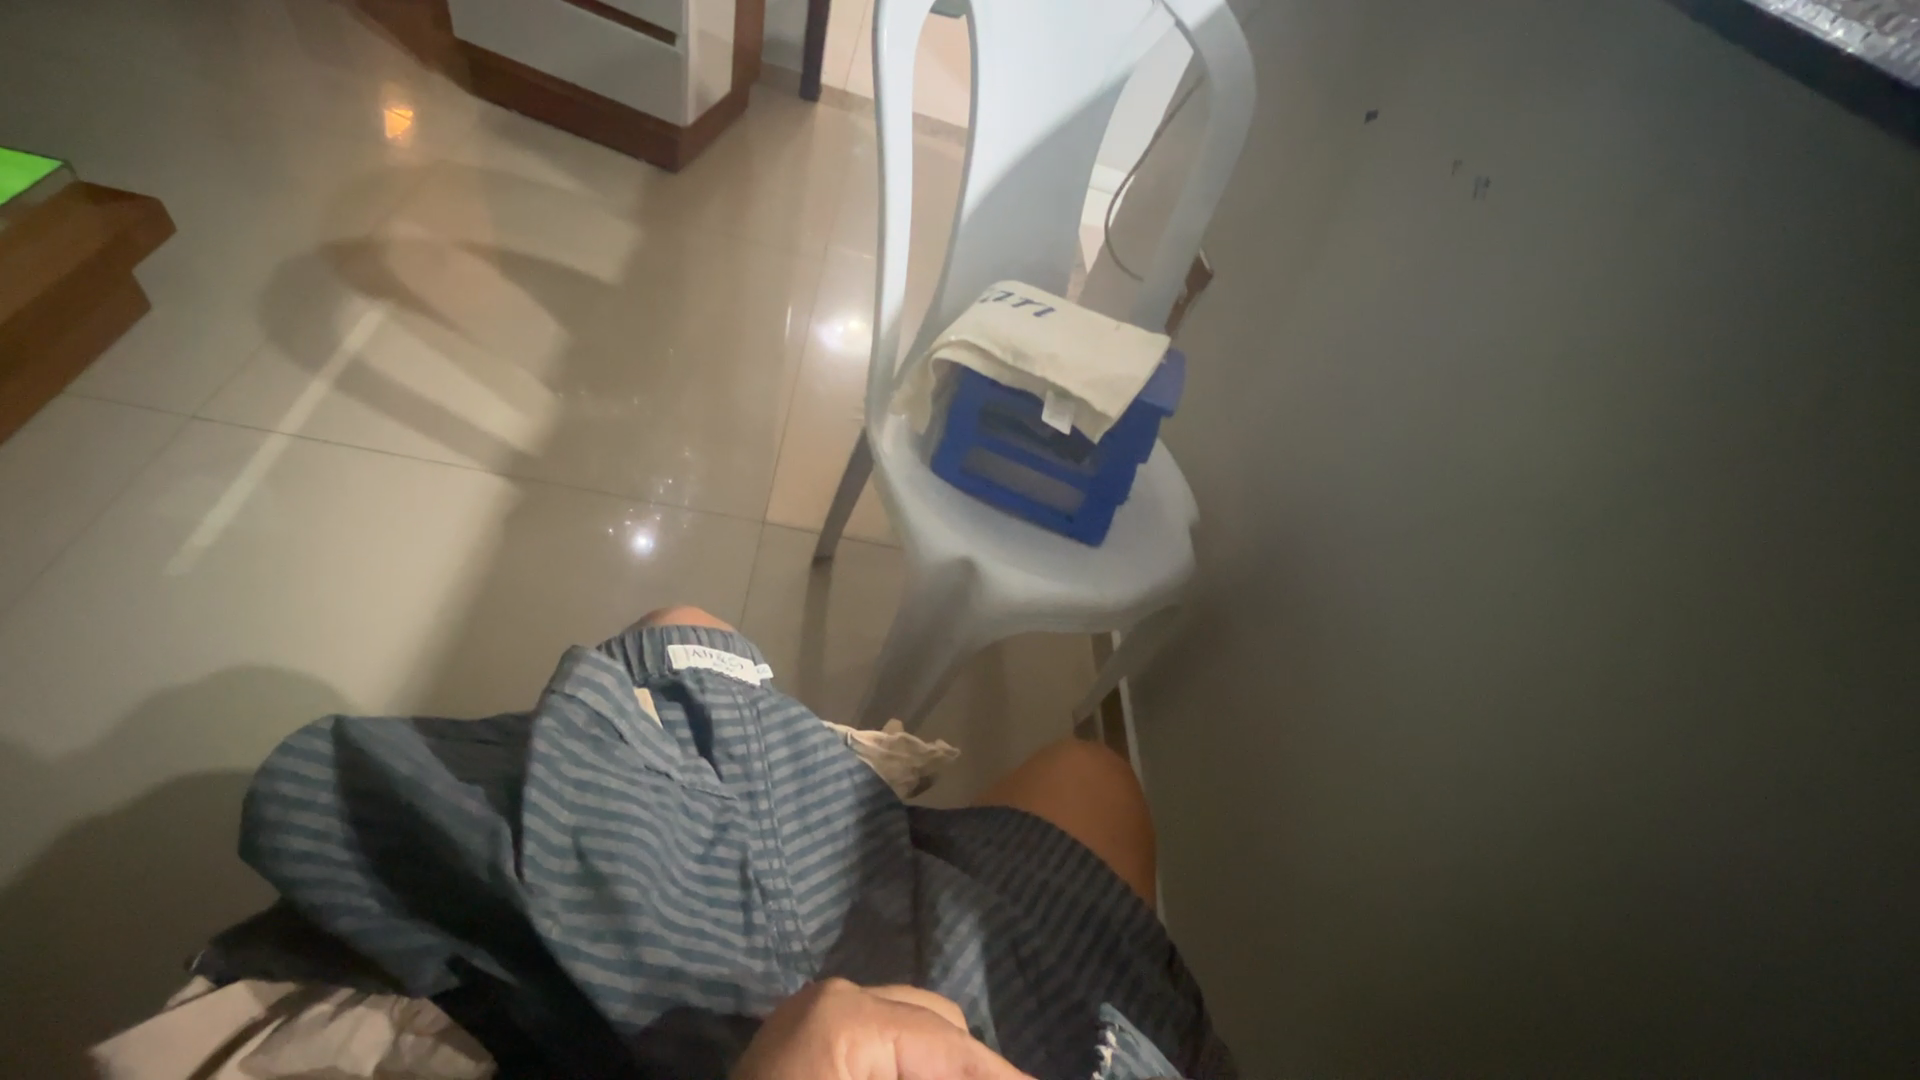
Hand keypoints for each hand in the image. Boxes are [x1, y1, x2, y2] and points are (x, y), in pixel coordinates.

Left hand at [733, 979, 1032, 1079]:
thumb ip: (947, 1077)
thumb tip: (1009, 1079)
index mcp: (849, 1018)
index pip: (952, 1045)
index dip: (1002, 1075)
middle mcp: (836, 996)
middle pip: (939, 1025)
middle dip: (972, 1068)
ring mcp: (815, 1013)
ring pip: (911, 1029)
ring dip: (941, 1065)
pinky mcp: (805, 1038)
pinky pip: (879, 1041)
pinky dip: (905, 1064)